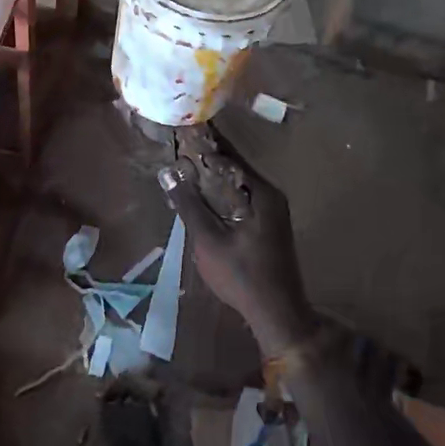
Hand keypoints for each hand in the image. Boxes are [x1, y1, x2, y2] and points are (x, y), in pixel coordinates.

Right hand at [164, 159, 321, 356]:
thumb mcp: (208, 239)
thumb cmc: (242, 275)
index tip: (180, 130)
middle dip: (205, 159)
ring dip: (211, 177)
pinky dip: (220, 192)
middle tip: (176, 148)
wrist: (278, 315)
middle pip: (233, 168)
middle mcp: (271, 196)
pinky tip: (201, 196)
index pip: (229, 155)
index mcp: (261, 193)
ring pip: (236, 183)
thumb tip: (166, 171)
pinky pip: (240, 197)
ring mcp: (272, 211)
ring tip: (182, 168)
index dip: (204, 142)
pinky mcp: (268, 225)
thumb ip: (188, 204)